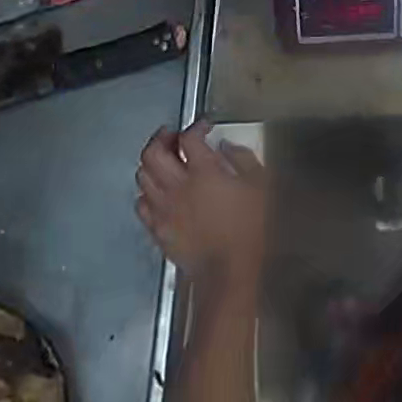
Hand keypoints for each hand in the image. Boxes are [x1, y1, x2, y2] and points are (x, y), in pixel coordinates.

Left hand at [135, 121, 267, 284]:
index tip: (204, 127)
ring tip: (162, 160)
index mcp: (204, 173)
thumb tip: (226, 147)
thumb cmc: (250, 231)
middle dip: (161, 138)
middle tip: (172, 136)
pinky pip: (141, 204)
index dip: (196, 126)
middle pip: (153, 152)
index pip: (189, 138)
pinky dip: (146, 192)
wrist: (231, 274)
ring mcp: (164, 209)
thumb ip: (243, 159)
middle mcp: (178, 187)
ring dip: (150, 162)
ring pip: (142, 175)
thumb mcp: (260, 186)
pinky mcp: (158, 230)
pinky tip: (157, 192)